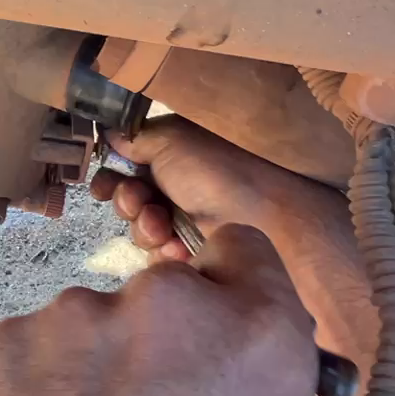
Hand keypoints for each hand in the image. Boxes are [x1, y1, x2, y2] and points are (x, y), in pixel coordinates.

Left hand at [0, 224, 318, 395]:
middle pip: (163, 292)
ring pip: (90, 322)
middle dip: (157, 337)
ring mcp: (78, 313)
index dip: (226, 284)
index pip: (241, 250)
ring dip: (90, 363)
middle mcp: (168, 301)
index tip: (209, 314)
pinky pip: (33, 347)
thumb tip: (231, 367)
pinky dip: (36, 382)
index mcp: (256, 332)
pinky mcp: (7, 337)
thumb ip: (252, 390)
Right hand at [93, 116, 394, 395]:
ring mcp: (198, 226)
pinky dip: (168, 255)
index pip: (134, 168)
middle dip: (135, 208)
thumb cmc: (230, 180)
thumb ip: (140, 138)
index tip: (110, 188)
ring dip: (149, 233)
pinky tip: (180, 255)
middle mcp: (190, 190)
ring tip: (167, 235)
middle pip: (135, 202)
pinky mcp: (208, 261)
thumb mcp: (179, 144)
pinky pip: (169, 260)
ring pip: (147, 234)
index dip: (118, 179)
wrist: (284, 230)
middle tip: (144, 211)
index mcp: (186, 159)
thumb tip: (110, 133)